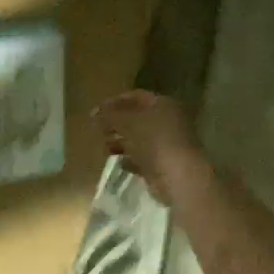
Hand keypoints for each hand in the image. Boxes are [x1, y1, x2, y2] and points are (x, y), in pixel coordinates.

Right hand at [92, 91, 208, 205]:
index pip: (136, 96)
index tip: (96, 111)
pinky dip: (130, 159)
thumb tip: (95, 112)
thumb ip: (109, 114)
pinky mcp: (163, 164)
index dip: (115, 102)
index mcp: (163, 104)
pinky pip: (142, 158)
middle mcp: (168, 121)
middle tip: (99, 130)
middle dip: (116, 124)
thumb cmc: (154, 140)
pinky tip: (120, 162)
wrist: (178, 176)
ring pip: (138, 139)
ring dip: (120, 142)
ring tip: (106, 148)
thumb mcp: (127, 121)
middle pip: (137, 118)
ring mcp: (166, 144)